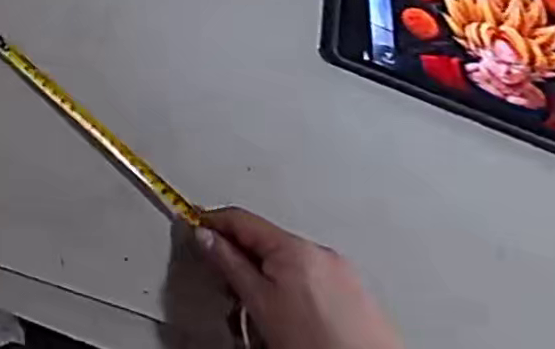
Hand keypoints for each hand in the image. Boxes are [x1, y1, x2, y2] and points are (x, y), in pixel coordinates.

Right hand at [196, 207, 402, 348]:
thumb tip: (205, 236)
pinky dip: (293, 288)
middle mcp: (323, 253)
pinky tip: (290, 315)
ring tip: (262, 307)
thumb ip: (228, 262)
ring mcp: (345, 276)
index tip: (194, 228)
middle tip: (228, 281)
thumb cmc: (320, 347)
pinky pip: (312, 278)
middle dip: (242, 257)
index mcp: (296, 247)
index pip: (239, 218)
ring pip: (288, 261)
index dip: (212, 222)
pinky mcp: (360, 298)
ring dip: (267, 275)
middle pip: (265, 241)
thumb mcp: (259, 303)